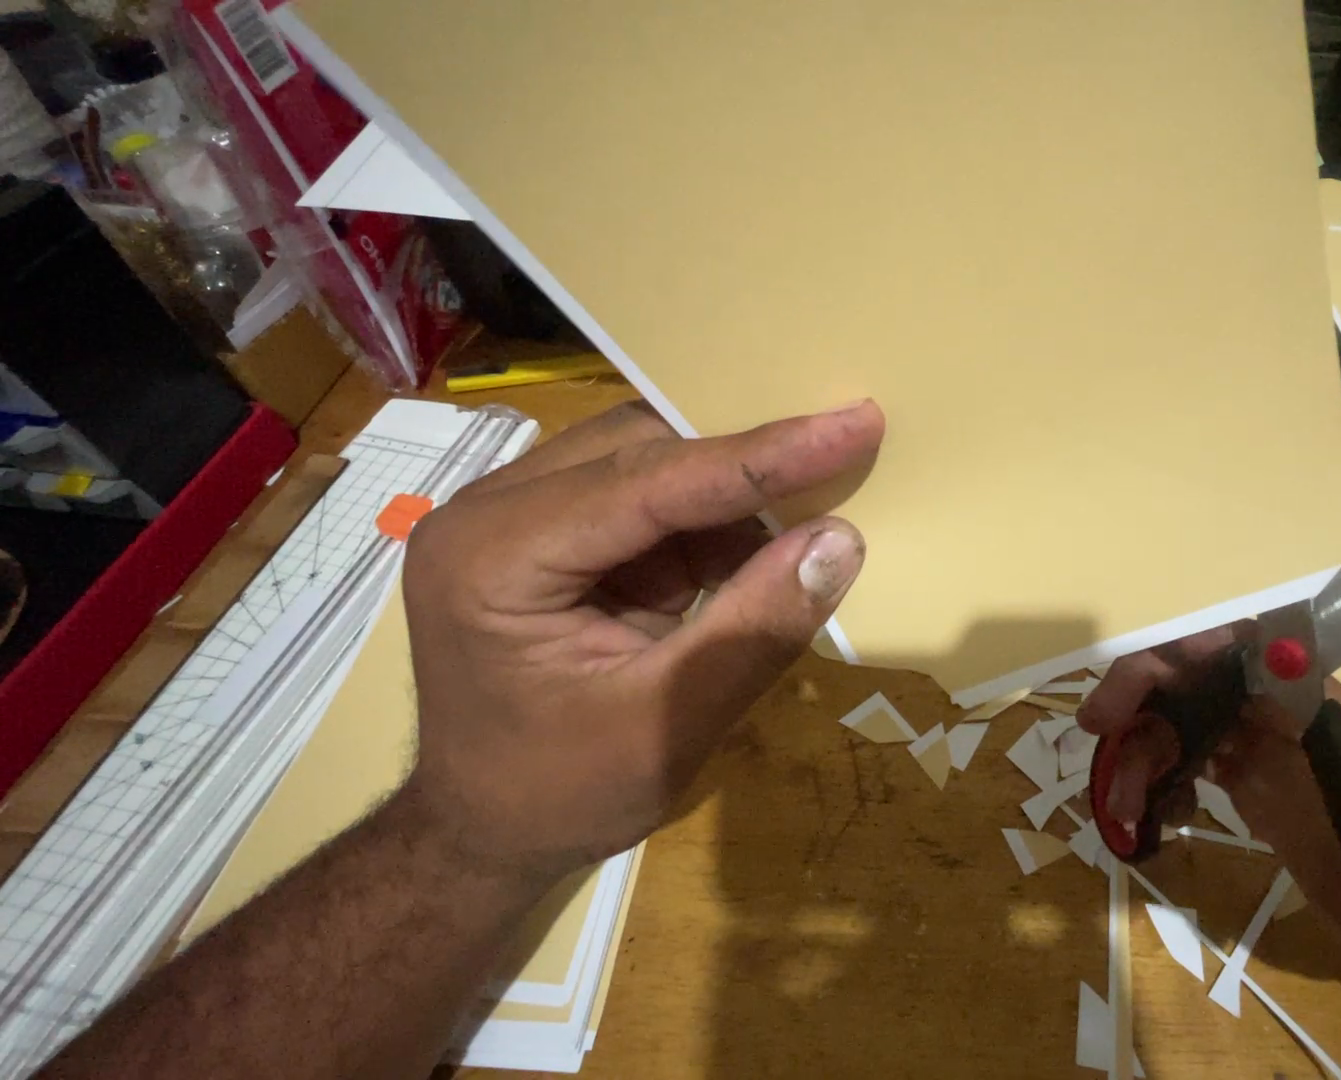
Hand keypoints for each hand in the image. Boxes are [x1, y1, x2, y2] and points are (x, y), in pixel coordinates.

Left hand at [400, 399, 884, 882]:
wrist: (485, 833)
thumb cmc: (557, 795)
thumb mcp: (666, 728)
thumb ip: (753, 631)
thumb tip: (840, 540)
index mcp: (493, 556)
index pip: (648, 482)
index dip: (762, 457)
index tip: (855, 424)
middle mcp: (497, 512)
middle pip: (644, 449)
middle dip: (750, 459)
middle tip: (850, 447)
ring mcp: (526, 519)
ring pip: (654, 464)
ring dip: (739, 491)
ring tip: (822, 500)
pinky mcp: (564, 539)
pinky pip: (658, 503)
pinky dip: (721, 523)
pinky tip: (771, 543)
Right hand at [1080, 626, 1340, 1010]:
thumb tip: (1288, 734)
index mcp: (1321, 713)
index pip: (1244, 648)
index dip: (1185, 650)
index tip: (1138, 682)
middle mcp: (1289, 719)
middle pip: (1203, 678)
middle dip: (1145, 696)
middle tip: (1098, 729)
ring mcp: (1272, 753)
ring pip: (1189, 721)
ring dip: (1144, 748)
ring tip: (1120, 803)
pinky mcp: (1260, 788)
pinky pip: (1197, 758)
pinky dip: (1164, 774)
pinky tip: (1152, 810)